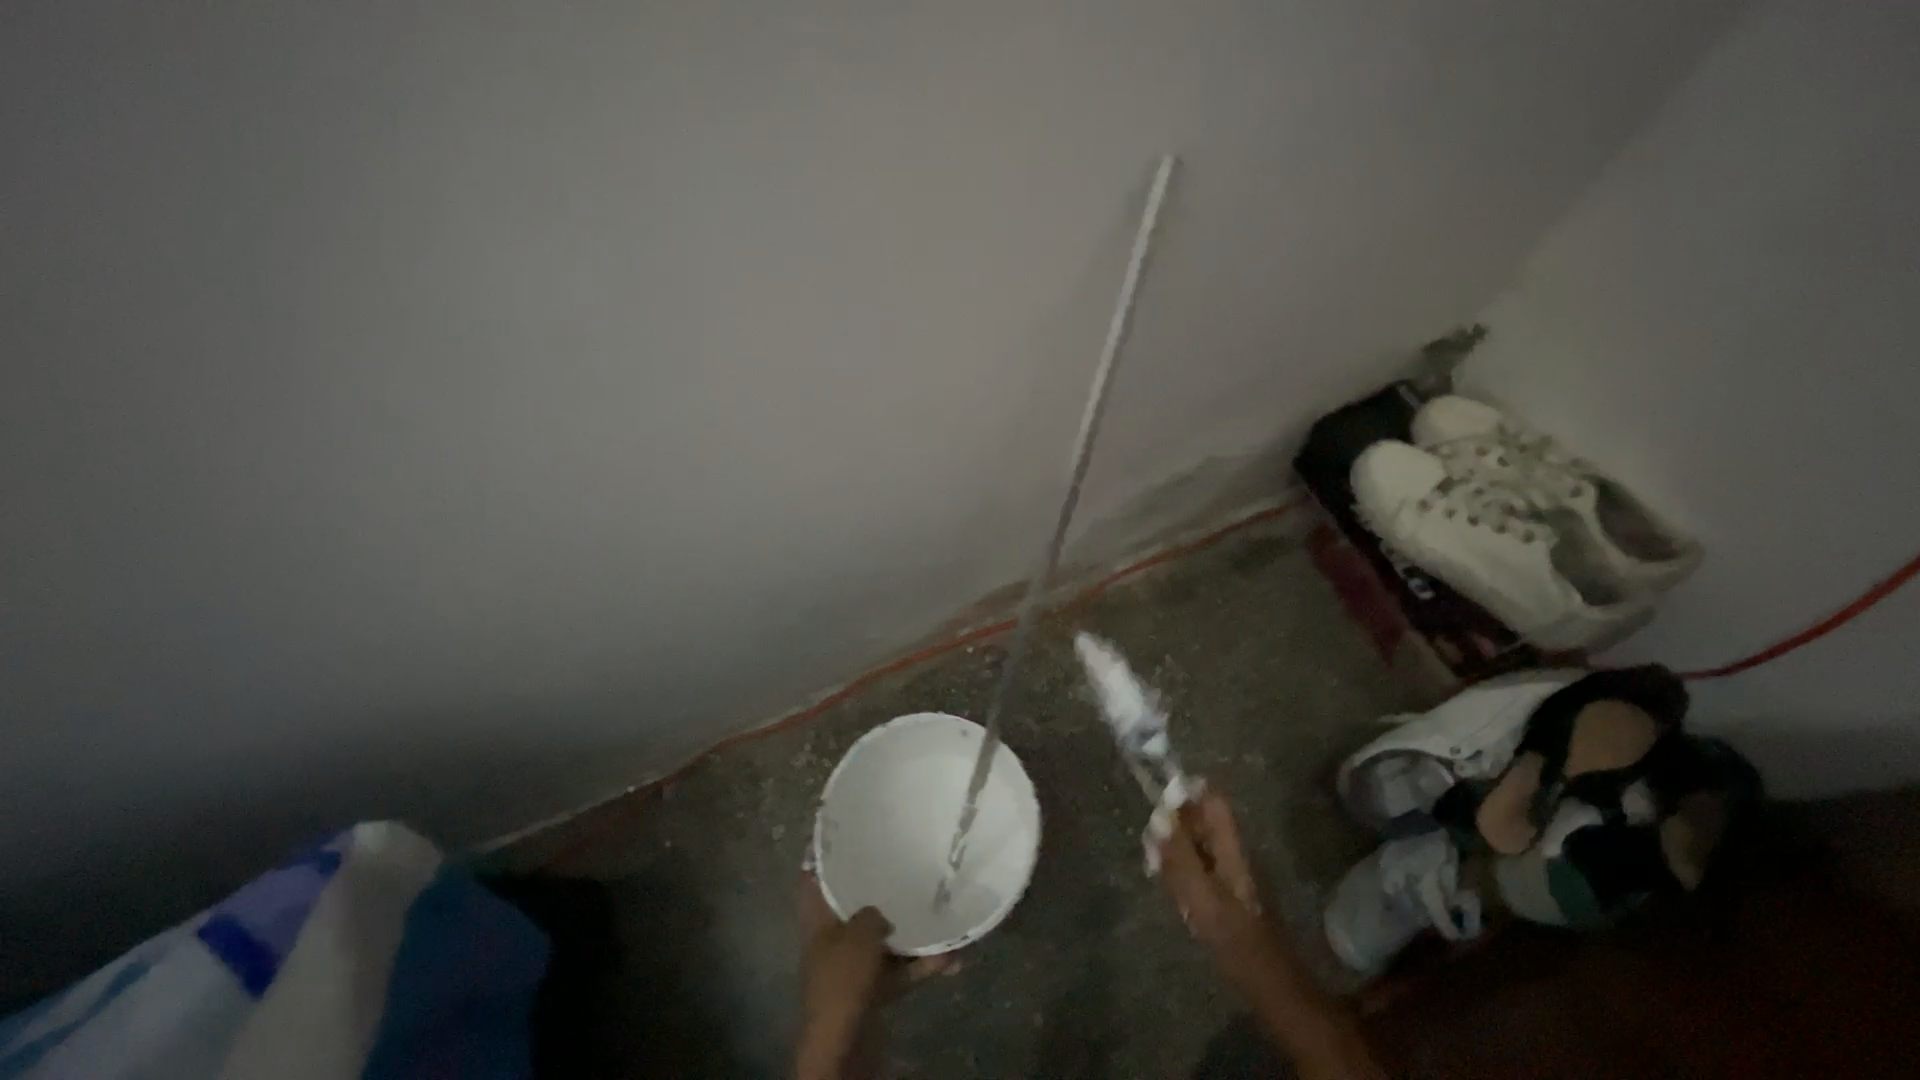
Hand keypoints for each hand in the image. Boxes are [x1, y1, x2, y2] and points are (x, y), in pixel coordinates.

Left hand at [794, 873, 954, 1078]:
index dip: (824, 855)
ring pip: (884, 939)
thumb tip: (883, 914)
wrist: (843, 1047)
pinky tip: (953, 956)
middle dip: (879, 891)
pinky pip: (901, 969)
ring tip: (943, 913)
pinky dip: (923, 963)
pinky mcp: (873, 992)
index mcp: (817, 921)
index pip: (812, 878)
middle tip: (905, 866)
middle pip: (854, 907)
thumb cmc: (843, 982)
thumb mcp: (859, 936)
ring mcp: (852, 969)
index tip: (847, 834)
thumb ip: (872, 914)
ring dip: (912, 930)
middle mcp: (832, 941)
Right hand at [1154, 790, 1280, 985]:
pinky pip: (1198, 866)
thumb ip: (1180, 858)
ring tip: (1155, 866)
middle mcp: (1232, 852)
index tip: (1157, 801)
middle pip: (1201, 819)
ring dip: (1173, 848)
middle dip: (1173, 824)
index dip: (1185, 793)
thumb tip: (1159, 818)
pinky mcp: (1225, 891)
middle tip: (1151, 845)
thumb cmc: (1235, 939)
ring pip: (1197, 843)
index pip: (1212, 800)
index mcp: (1231, 847)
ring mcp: (1230, 871)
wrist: (1268, 982)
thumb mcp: (1202, 898)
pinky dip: (1180, 870)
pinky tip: (1170, 889)